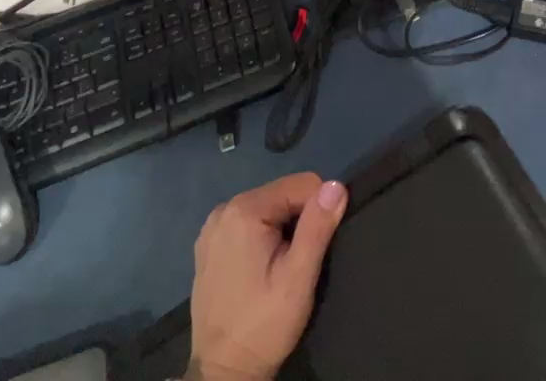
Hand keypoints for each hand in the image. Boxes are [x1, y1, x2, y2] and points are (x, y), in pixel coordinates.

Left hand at [188, 173, 347, 380]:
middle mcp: (224, 210)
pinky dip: (262, 239)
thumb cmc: (264, 323)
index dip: (319, 212)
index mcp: (244, 210)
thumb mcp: (299, 276)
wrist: (223, 372)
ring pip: (268, 209)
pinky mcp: (209, 246)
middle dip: (299, 222)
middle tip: (296, 264)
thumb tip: (336, 185)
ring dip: (282, 231)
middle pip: (283, 194)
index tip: (314, 249)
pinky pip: (249, 224)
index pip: (302, 184)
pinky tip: (260, 271)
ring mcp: (212, 228)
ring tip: (279, 270)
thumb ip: (317, 226)